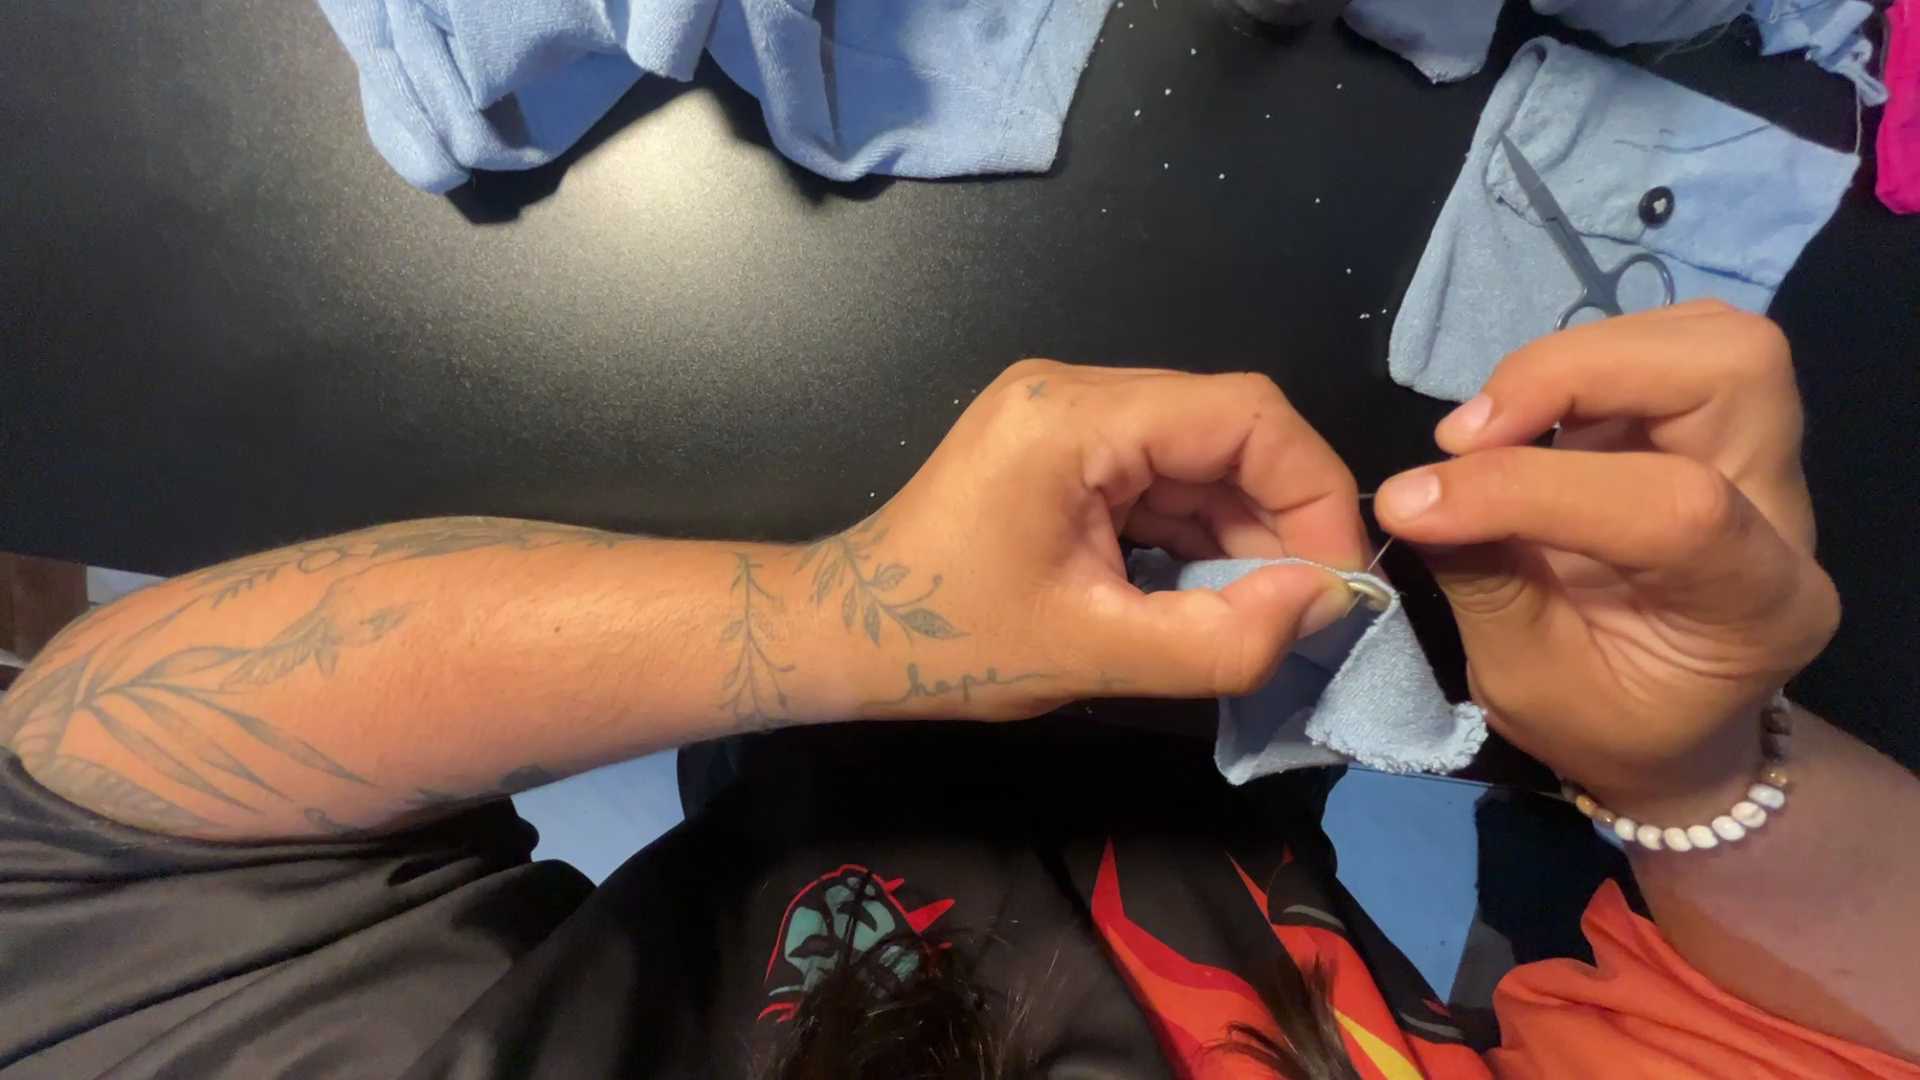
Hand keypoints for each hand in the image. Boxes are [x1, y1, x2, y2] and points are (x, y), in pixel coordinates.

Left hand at [857, 360, 1366, 718]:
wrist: (850, 630)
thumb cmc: (950, 644)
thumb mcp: (1094, 654)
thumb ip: (1223, 640)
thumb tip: (1325, 602)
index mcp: (1072, 418)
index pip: (1243, 414)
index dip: (1312, 491)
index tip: (1336, 578)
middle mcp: (1069, 392)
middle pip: (1220, 432)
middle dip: (1273, 521)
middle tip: (1297, 608)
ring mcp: (1060, 416)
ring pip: (1191, 458)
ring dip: (1234, 533)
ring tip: (1250, 610)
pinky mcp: (1056, 448)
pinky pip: (1151, 477)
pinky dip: (1189, 533)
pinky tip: (1200, 589)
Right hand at [1372, 302, 1839, 816]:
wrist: (1662, 726)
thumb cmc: (1596, 718)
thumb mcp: (1520, 677)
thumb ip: (1478, 579)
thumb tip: (1411, 496)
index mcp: (1754, 606)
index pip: (1668, 509)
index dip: (1523, 489)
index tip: (1409, 506)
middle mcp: (1779, 512)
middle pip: (1729, 366)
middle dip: (1572, 374)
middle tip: (1465, 438)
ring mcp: (1749, 460)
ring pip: (1703, 338)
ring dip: (1569, 361)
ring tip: (1483, 431)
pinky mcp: (1696, 435)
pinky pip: (1660, 348)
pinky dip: (1571, 363)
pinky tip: (1514, 422)